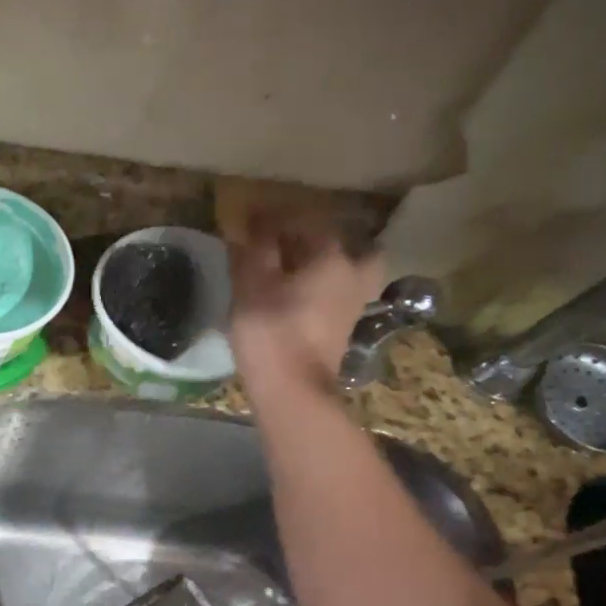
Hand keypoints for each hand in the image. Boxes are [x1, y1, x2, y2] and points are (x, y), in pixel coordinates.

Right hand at [227, 213, 384, 399]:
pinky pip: (339, 289)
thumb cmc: (270, 331)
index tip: (252, 217)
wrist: (293, 389)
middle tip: (282, 240)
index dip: (277, 217)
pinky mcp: (345, 324)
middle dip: (309, 236)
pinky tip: (302, 291)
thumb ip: (254, 252)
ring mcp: (354, 300)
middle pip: (336, 242)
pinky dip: (325, 283)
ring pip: (347, 266)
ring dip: (325, 260)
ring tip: (298, 265)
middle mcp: (352, 272)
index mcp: (331, 257)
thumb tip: (253, 226)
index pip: (306, 222)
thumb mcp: (252, 286)